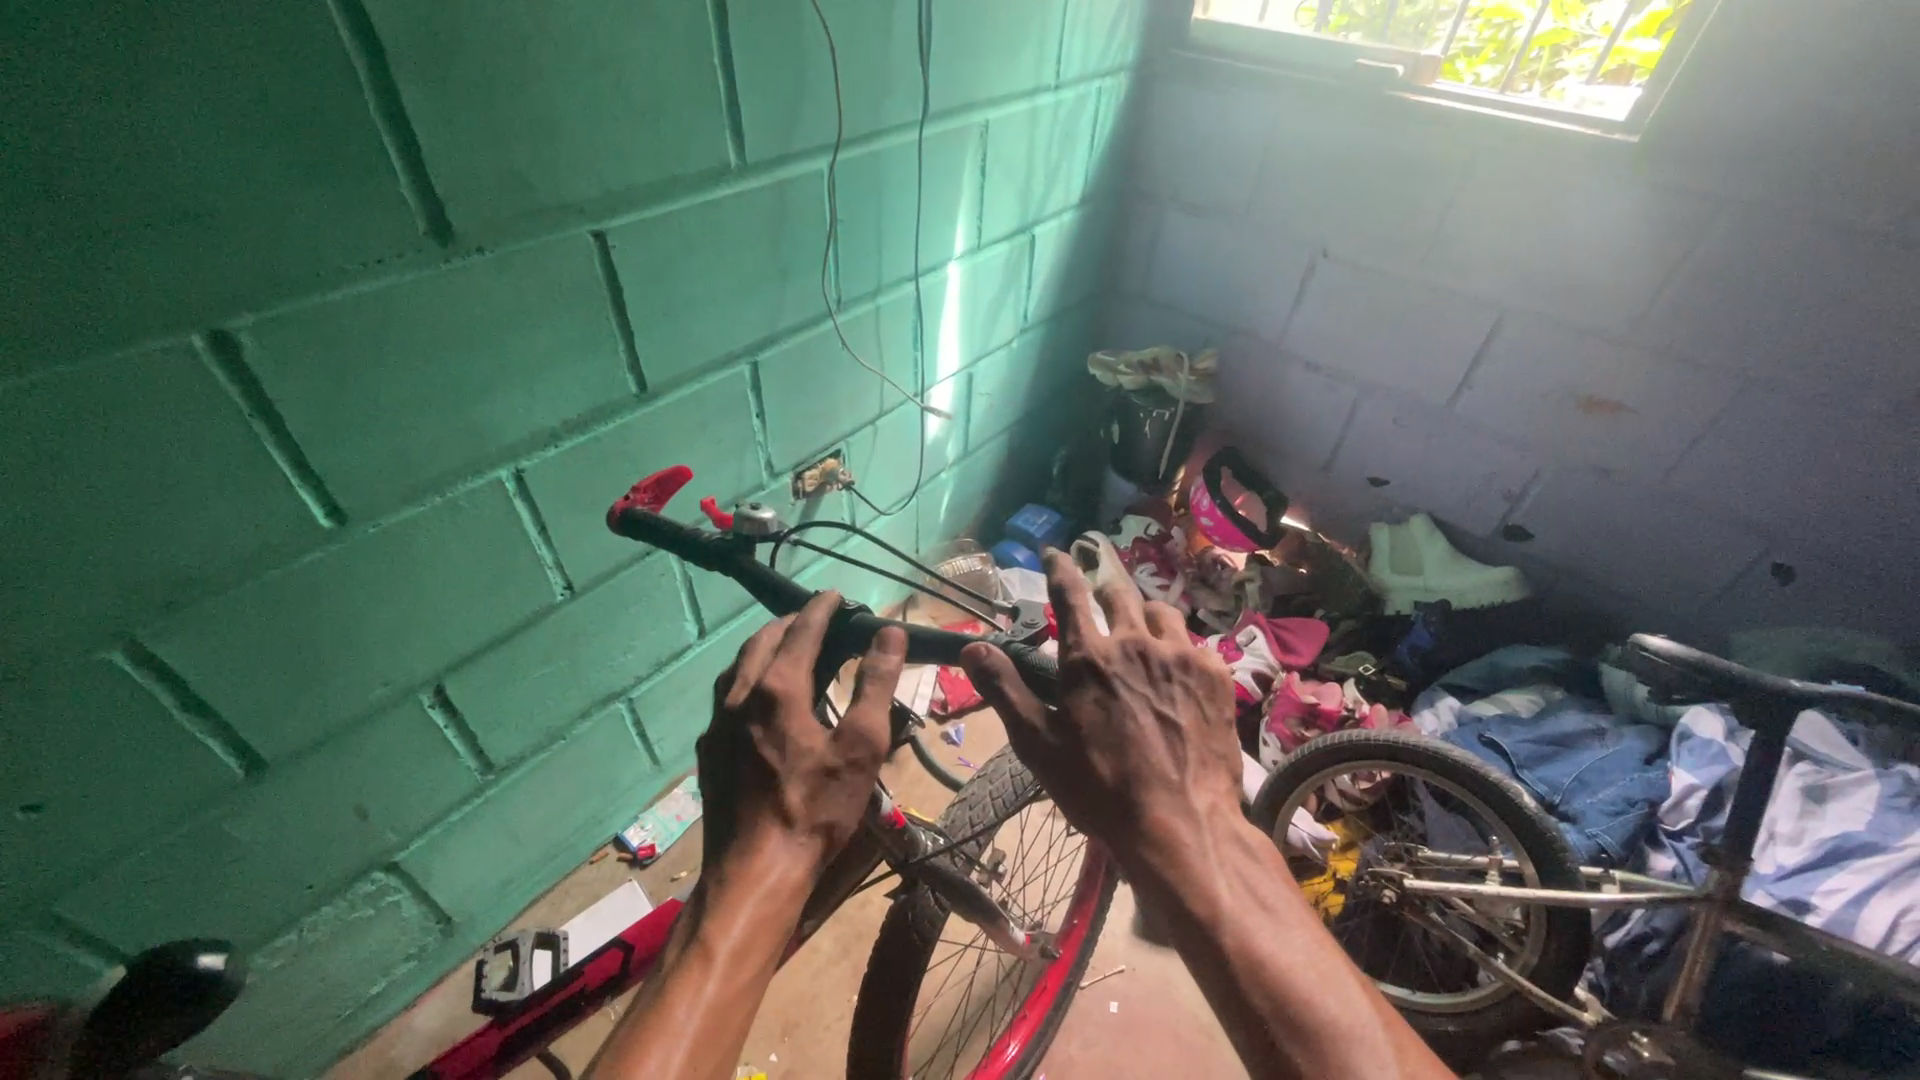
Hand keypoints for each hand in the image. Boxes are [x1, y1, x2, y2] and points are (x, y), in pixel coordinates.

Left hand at [698, 592, 905, 882]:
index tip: (838, 595)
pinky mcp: (708, 751)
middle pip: (762, 640)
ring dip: (764, 647)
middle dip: (791, 622)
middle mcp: (740, 696)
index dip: (822, 608)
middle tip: (817, 620)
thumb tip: (889, 634)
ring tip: (788, 648)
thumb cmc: (817, 808)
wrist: (756, 872)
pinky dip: (748, 678)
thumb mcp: (862, 745)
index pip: (802, 630)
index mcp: (778, 688)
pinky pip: (726, 696)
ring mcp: (718, 724)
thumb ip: (876, 684)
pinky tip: (761, 698)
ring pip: (737, 666)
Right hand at [960, 551, 1241, 862]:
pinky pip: (1195, 643)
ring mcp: (1181, 656)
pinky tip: (1177, 668)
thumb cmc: (1099, 788)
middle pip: (1119, 594)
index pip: (1070, 594)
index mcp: (1089, 658)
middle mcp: (1135, 643)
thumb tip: (971, 647)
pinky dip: (1179, 646)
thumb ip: (1005, 689)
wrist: (1181, 823)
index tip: (1054, 552)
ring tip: (1141, 629)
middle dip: (1104, 589)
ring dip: (1144, 614)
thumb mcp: (1038, 744)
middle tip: (1099, 597)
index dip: (1059, 567)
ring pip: (1161, 613)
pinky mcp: (1215, 676)